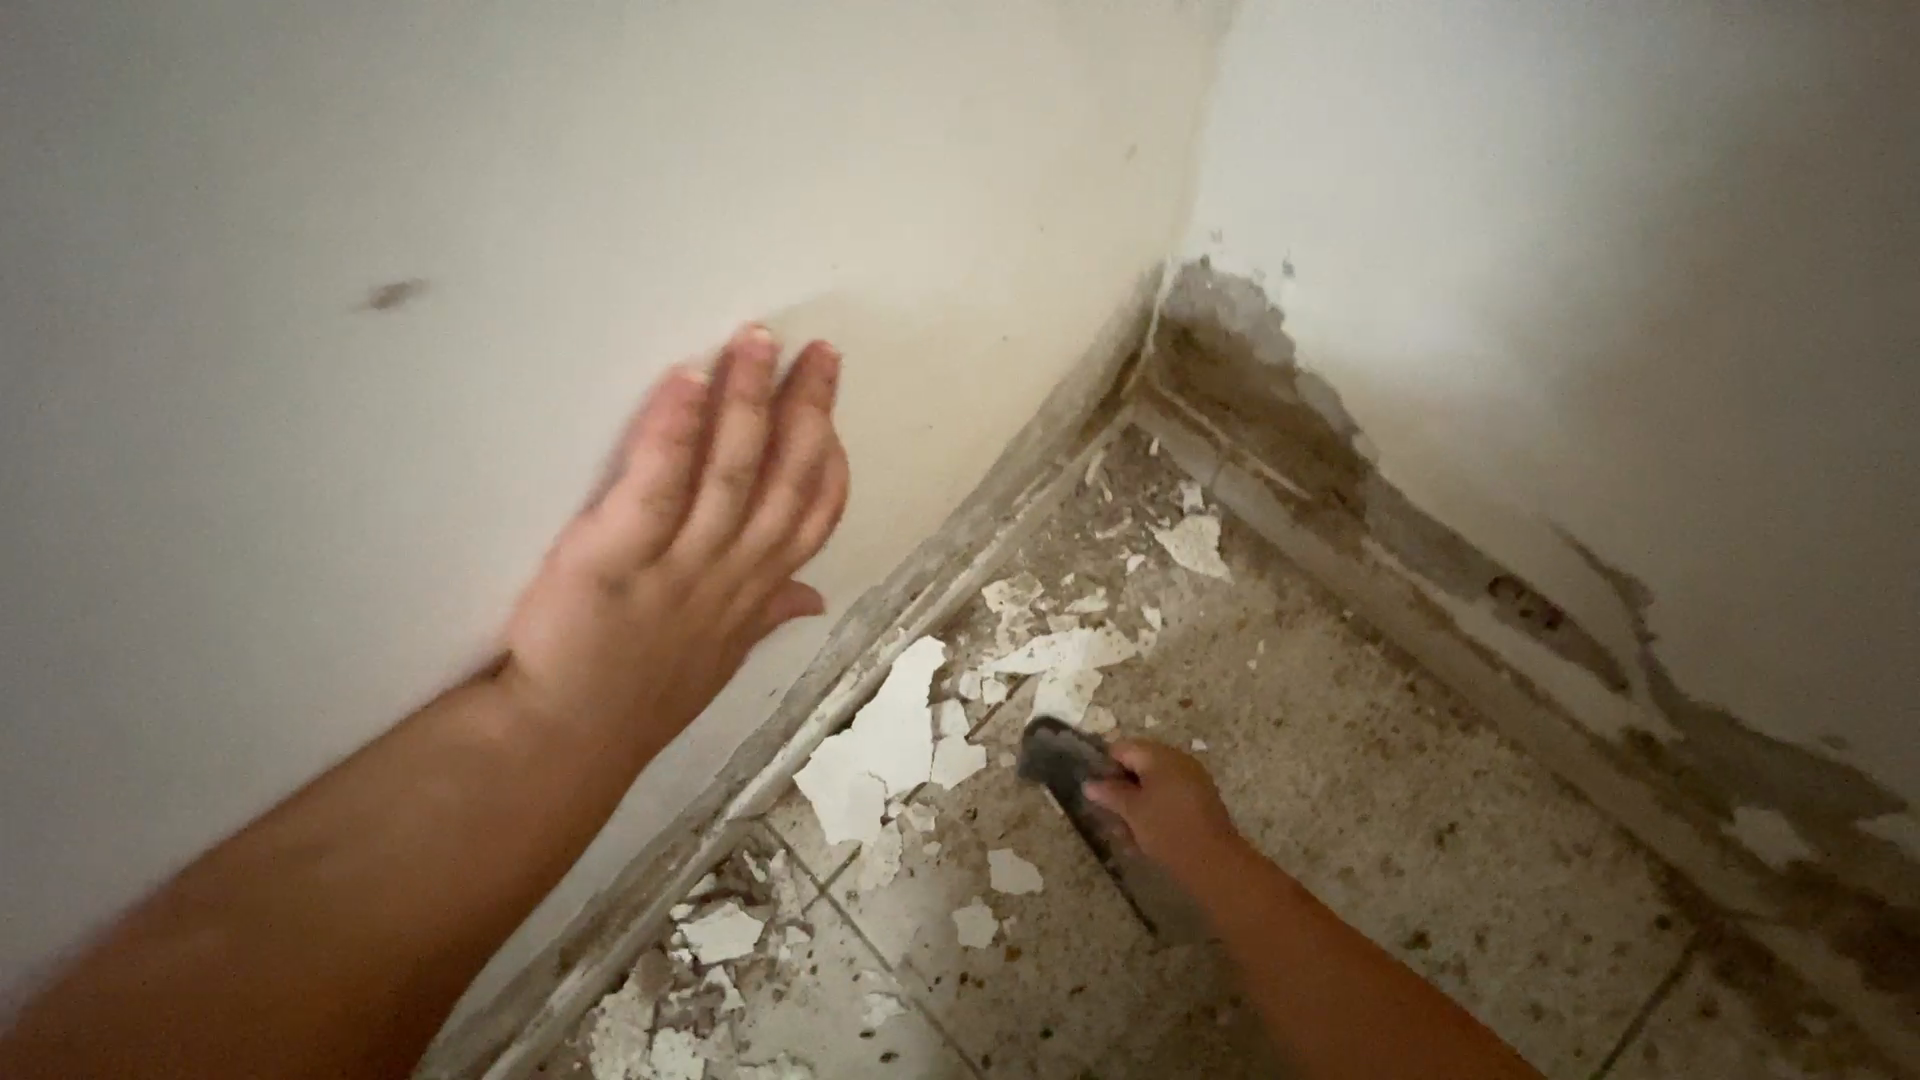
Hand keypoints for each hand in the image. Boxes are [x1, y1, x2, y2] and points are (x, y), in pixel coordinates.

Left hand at [498, 324, 849, 753]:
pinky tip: (687, 380)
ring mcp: (681, 564)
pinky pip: (657, 485)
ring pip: (732, 472)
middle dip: (808, 411)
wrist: (565, 737)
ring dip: (749, 401)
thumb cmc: (647, 694)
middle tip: (819, 351)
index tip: (833, 415)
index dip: (832, 461)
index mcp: (757, 589)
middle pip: (786, 479)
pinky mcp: (618, 556)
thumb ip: (771, 614)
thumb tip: (816, 597)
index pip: (814, 516)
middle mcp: (734, 570)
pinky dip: (675, 431)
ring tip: (757, 342)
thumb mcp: (725, 657)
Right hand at [1084, 739, 1252, 889]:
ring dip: (1137, 800)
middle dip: (1122, 786)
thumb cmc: (1167, 829)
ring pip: (1154, 781)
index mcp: (1159, 755)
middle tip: (1110, 811)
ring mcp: (1192, 777)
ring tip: (1126, 829)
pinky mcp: (1201, 798)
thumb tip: (1089, 783)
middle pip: (1139, 763)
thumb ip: (1109, 793)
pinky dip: (1155, 807)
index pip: (1121, 748)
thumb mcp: (1131, 811)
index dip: (1105, 767)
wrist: (1215, 861)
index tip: (1097, 792)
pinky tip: (1147, 832)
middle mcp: (1177, 759)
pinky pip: (1170, 794)